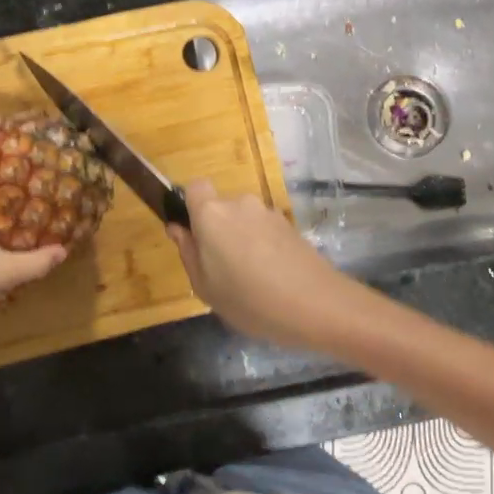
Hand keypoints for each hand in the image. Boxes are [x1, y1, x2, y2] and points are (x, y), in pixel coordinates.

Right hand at [166, 179, 360, 350]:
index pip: (195, 188)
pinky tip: (271, 278)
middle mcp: (240, 204)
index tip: (192, 235)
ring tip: (249, 279)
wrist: (316, 305)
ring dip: (242, 241)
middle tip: (220, 269)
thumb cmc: (248, 299)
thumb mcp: (205, 286)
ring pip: (244, 221)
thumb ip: (188, 252)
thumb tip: (177, 228)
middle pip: (221, 208)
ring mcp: (269, 214)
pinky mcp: (291, 227)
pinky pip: (265, 232)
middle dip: (217, 231)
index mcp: (212, 214)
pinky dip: (263, 248)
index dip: (191, 207)